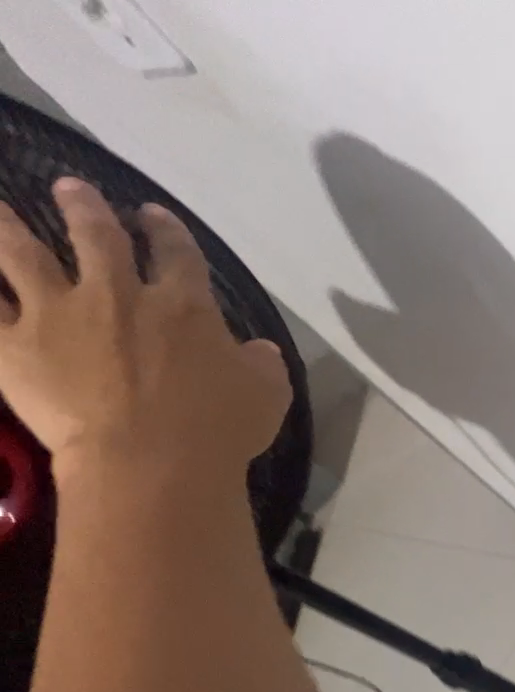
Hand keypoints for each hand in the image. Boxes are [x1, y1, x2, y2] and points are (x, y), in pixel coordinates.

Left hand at [0, 178, 288, 484]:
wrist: (150, 460)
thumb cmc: (221, 426)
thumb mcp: (268, 393)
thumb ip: (262, 363)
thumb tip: (258, 349)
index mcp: (185, 307)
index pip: (177, 254)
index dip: (166, 231)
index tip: (154, 215)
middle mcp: (118, 296)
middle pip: (96, 238)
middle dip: (85, 209)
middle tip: (71, 188)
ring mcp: (56, 316)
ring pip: (19, 254)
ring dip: (6, 226)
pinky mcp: (10, 345)